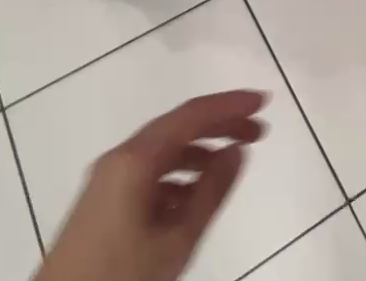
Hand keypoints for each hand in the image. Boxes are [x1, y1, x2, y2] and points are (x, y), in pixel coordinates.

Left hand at [38, 90, 267, 280]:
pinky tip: (195, 198)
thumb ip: (210, 192)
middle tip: (259, 131)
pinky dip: (177, 176)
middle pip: (176, 128)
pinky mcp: (102, 204)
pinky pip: (148, 174)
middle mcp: (119, 160)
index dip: (229, 106)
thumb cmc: (120, 280)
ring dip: (199, 151)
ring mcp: (107, 182)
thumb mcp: (175, 241)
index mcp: (134, 160)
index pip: (190, 117)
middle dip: (218, 125)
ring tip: (232, 164)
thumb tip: (236, 150)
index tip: (263, 102)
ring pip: (162, 151)